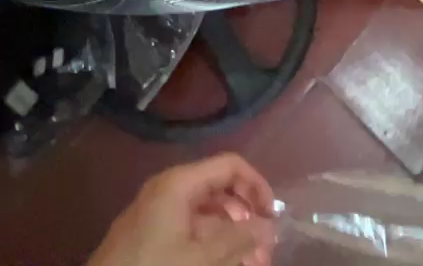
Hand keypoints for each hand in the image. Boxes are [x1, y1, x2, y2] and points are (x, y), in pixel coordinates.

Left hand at [87, 154, 277, 265]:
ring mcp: (156, 213)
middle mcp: (168, 189)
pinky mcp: (149, 236)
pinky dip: (210, 246)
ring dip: (230, 235)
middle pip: (218, 189)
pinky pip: (189, 231)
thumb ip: (238, 241)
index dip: (257, 186)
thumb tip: (270, 227)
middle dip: (246, 217)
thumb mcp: (199, 259)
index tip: (273, 218)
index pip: (230, 166)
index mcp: (179, 183)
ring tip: (251, 263)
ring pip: (205, 215)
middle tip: (265, 250)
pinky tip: (224, 264)